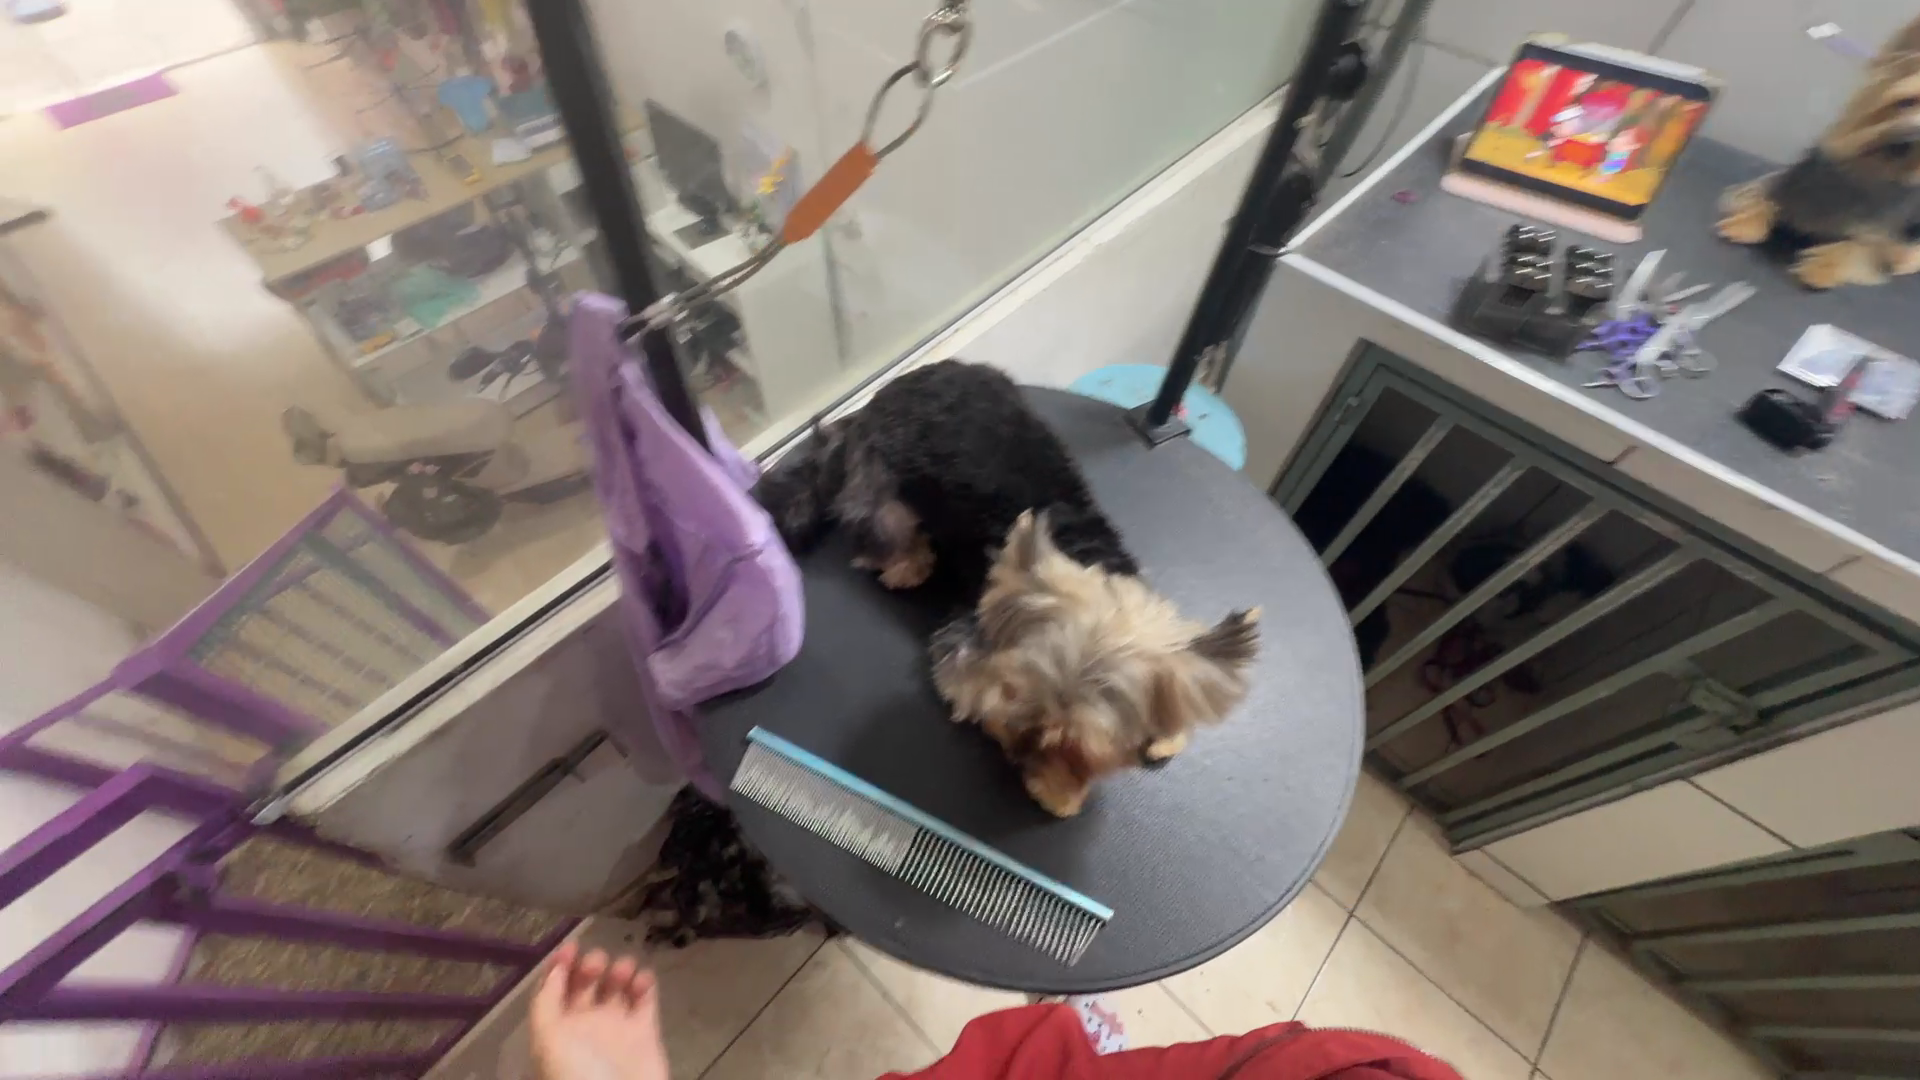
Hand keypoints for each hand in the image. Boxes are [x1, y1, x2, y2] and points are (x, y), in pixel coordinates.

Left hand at [529, 943, 669, 1079]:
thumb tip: (555, 966)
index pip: (553, 991)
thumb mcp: (548, 1042)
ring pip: (616, 986)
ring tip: (623, 972)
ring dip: (619, 971)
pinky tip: (642, 981)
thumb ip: (546, 1002)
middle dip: (590, 966)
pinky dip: (644, 982)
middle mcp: (584, 1027)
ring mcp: (616, 1027)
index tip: (571, 945)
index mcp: (556, 1032)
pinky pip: (645, 996)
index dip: (559, 966)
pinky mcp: (644, 1029)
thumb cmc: (578, 1074)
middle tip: (597, 964)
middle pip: (585, 984)